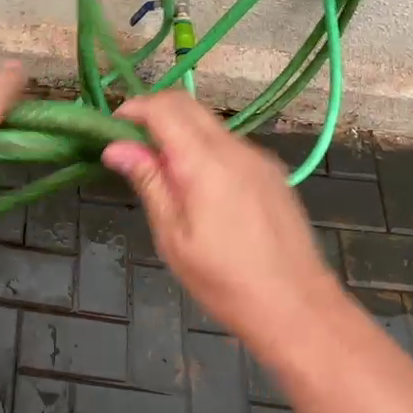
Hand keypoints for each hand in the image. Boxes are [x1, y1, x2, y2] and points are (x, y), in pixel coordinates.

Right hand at [103, 90, 332, 346]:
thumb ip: (149, 182)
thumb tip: (115, 147)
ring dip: (180, 129)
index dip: (134, 108)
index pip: (163, 108)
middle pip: (187, 103)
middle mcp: (233, 148)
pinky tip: (201, 186)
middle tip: (131, 140)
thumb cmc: (226, 281)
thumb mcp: (174, 238)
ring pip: (209, 122)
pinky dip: (205, 146)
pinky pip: (229, 143)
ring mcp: (257, 157)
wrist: (300, 309)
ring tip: (163, 169)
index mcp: (204, 162)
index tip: (112, 126)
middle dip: (154, 110)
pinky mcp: (272, 171)